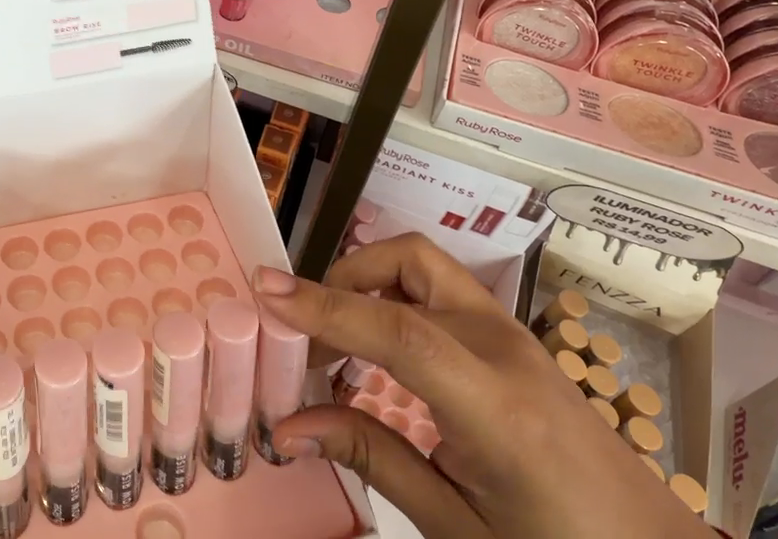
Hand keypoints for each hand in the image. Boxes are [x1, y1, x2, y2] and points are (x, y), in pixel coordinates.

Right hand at [253, 234, 714, 538]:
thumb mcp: (459, 526)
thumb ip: (373, 459)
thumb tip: (287, 427)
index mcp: (497, 407)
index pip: (398, 332)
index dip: (325, 307)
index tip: (264, 291)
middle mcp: (504, 348)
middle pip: (408, 265)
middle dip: (341, 279)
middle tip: (302, 337)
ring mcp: (513, 334)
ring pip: (423, 266)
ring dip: (366, 281)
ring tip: (333, 343)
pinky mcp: (513, 337)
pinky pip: (439, 292)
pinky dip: (391, 298)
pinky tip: (376, 353)